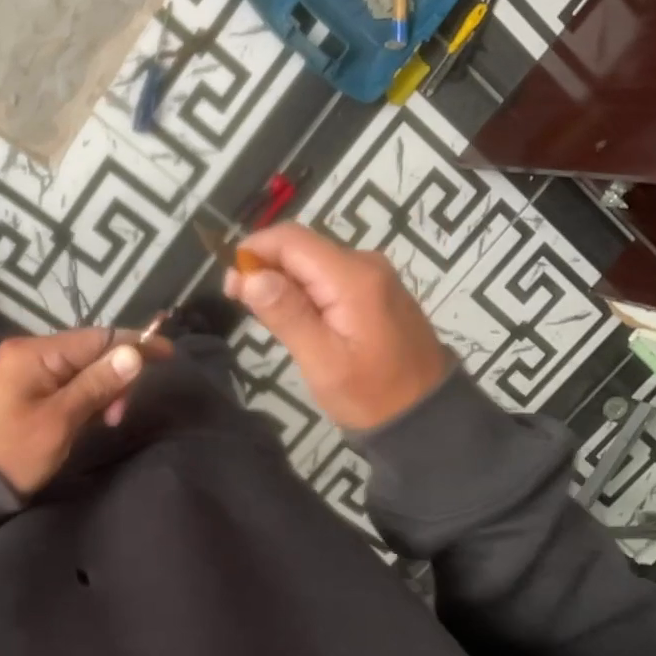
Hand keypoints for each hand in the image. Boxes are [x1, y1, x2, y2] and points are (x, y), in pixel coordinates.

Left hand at [0, 328, 164, 495]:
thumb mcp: (59, 421)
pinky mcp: (18, 389)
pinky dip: (79, 397)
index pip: (96, 337)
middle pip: (88, 351)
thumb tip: (133, 353)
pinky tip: (85, 419)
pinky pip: (60, 382)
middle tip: (116, 417)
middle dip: (113, 377)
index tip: (169, 356)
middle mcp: (26, 351)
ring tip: (102, 423)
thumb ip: (96, 385)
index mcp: (34, 352)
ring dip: (98, 390)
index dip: (134, 345)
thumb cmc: (12, 452)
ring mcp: (20, 369)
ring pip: (77, 369)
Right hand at [224, 223, 448, 430]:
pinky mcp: (372, 291)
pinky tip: (290, 316)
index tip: (230, 285)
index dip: (252, 251)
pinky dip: (300, 288)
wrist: (426, 415)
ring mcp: (372, 276)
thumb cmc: (370, 395)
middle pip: (300, 246)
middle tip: (237, 302)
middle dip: (262, 265)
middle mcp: (364, 264)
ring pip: (311, 260)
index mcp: (353, 278)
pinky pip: (326, 275)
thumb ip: (287, 314)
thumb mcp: (323, 361)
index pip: (291, 240)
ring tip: (261, 315)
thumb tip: (251, 276)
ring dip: (279, 278)